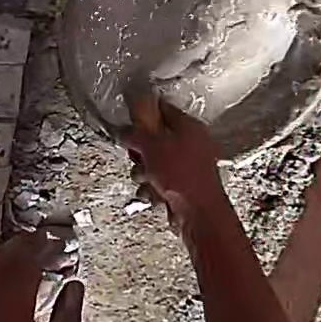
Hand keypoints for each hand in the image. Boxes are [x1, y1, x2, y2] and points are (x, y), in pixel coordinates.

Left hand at [0, 231, 84, 321]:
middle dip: (20, 247)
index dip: (40, 248)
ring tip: (24, 252)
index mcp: (11, 317)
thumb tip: (74, 286)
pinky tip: (6, 285)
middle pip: (1, 267)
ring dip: (5, 260)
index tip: (54, 238)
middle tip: (40, 237)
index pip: (25, 268)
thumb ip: (66, 321)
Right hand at [124, 94, 228, 229]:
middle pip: (155, 139)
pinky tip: (153, 193)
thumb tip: (123, 130)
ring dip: (144, 173)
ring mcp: (188, 167)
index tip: (131, 118)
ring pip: (154, 163)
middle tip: (138, 156)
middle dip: (141, 151)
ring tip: (146, 178)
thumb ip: (134, 134)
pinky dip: (152, 188)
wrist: (197, 212)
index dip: (145, 112)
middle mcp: (192, 145)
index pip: (164, 109)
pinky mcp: (183, 187)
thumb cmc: (182, 174)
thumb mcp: (150, 146)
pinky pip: (159, 182)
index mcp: (189, 127)